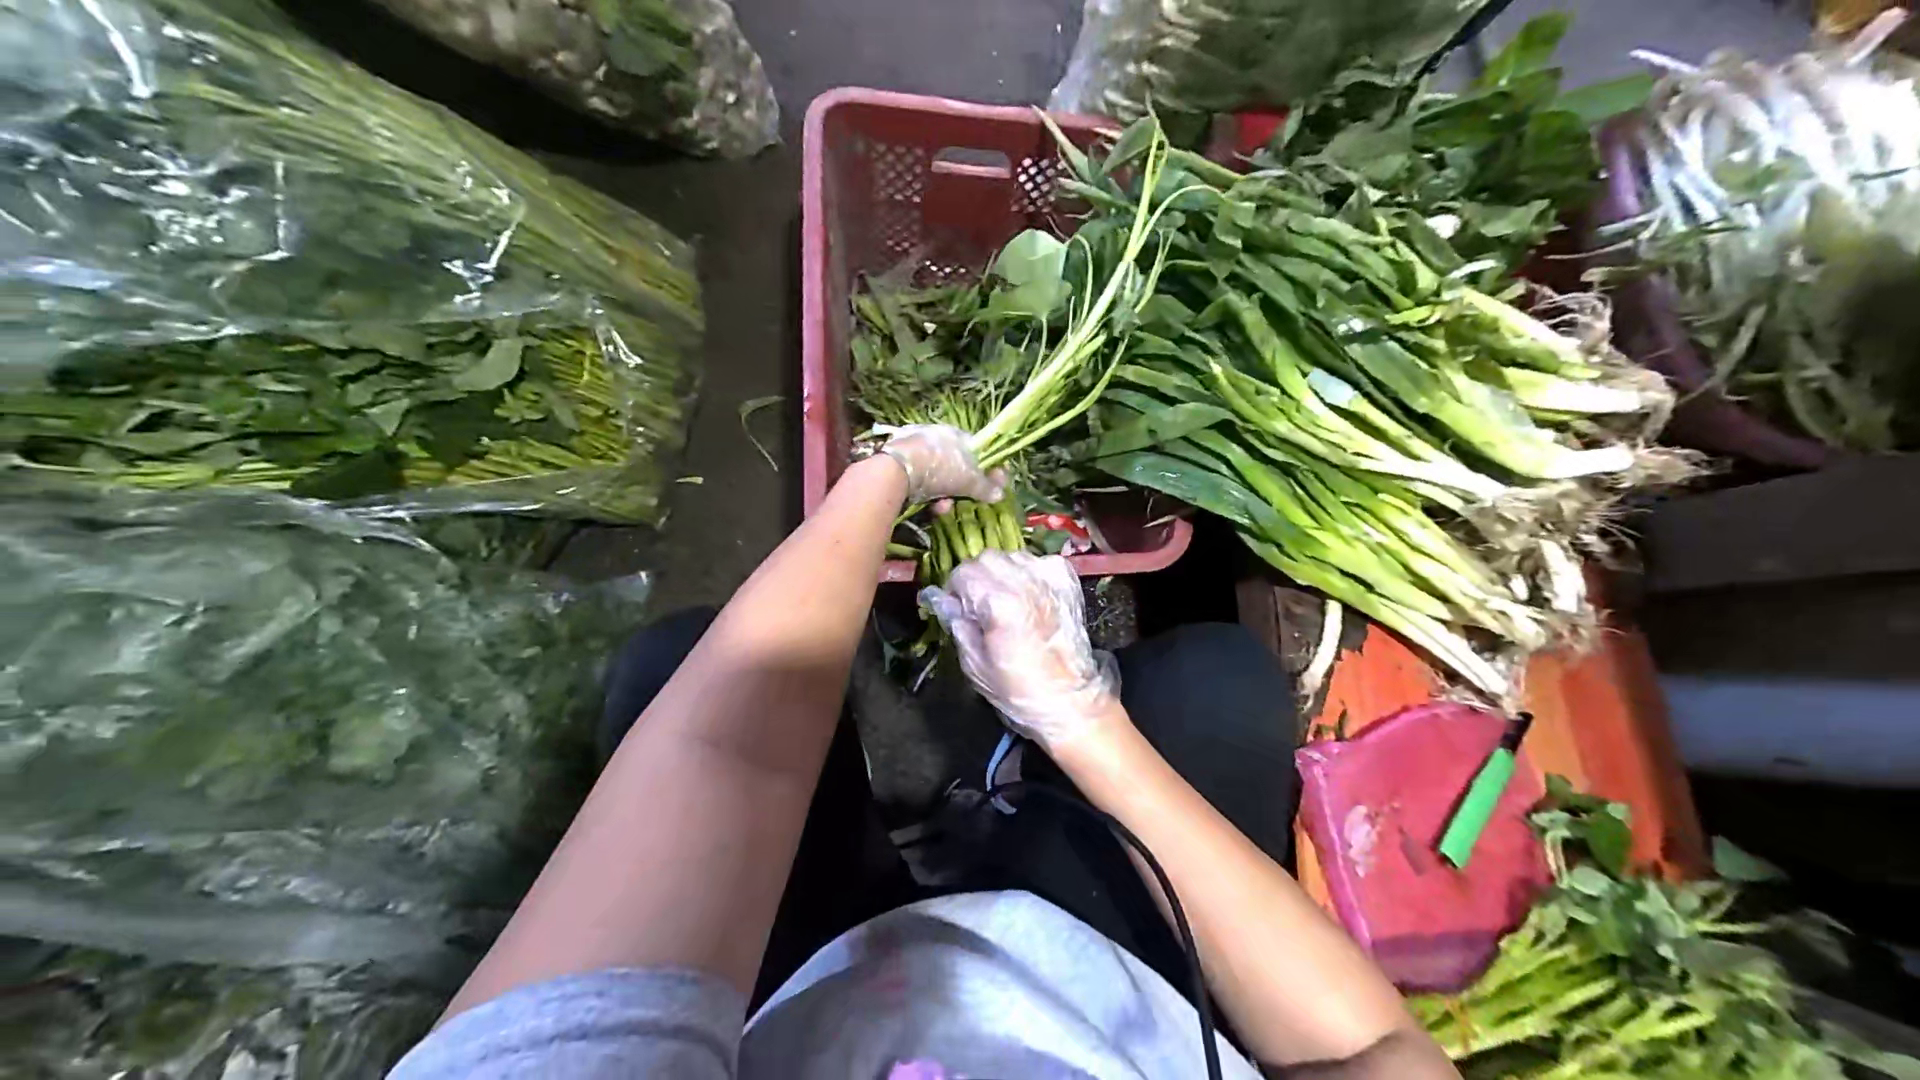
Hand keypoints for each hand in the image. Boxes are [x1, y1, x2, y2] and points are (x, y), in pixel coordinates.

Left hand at [880, 425, 1005, 503]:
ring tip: (945, 507)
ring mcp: (916, 450)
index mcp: (955, 433)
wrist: (897, 470)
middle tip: (968, 500)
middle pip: (956, 466)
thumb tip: (1000, 493)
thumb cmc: (941, 467)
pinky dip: (928, 497)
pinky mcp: (899, 465)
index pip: (976, 450)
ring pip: (938, 478)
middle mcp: (936, 438)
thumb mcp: (969, 480)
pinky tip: (931, 507)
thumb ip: (986, 487)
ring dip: (946, 496)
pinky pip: (921, 483)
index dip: (986, 468)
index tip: (993, 485)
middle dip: (964, 488)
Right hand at [919, 550, 1122, 749]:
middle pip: (986, 558)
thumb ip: (956, 622)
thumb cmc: (1017, 688)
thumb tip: (941, 599)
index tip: (959, 610)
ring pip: (1011, 556)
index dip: (955, 592)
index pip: (962, 573)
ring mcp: (1049, 576)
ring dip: (1002, 574)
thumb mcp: (974, 661)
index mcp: (999, 602)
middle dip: (977, 578)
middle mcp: (1025, 580)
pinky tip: (1028, 596)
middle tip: (981, 606)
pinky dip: (1027, 573)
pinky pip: (1036, 561)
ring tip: (1007, 601)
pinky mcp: (1066, 578)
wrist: (1069, 698)